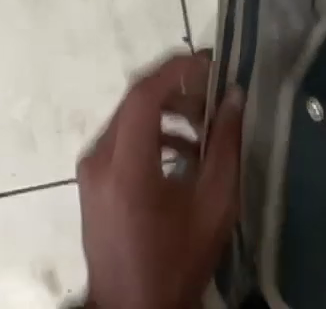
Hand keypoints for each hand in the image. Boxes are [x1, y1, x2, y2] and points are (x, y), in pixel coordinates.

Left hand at [78, 51, 244, 308]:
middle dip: (178, 90)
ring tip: (205, 126)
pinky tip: (184, 150)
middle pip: (136, 101)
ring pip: (130, 116)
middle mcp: (99, 158)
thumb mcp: (213, 207)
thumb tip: (235, 96)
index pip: (144, 95)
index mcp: (125, 166)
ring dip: (167, 111)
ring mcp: (90, 168)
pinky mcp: (92, 178)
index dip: (177, 70)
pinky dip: (153, 132)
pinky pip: (123, 137)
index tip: (210, 62)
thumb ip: (226, 147)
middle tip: (215, 95)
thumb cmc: (176, 262)